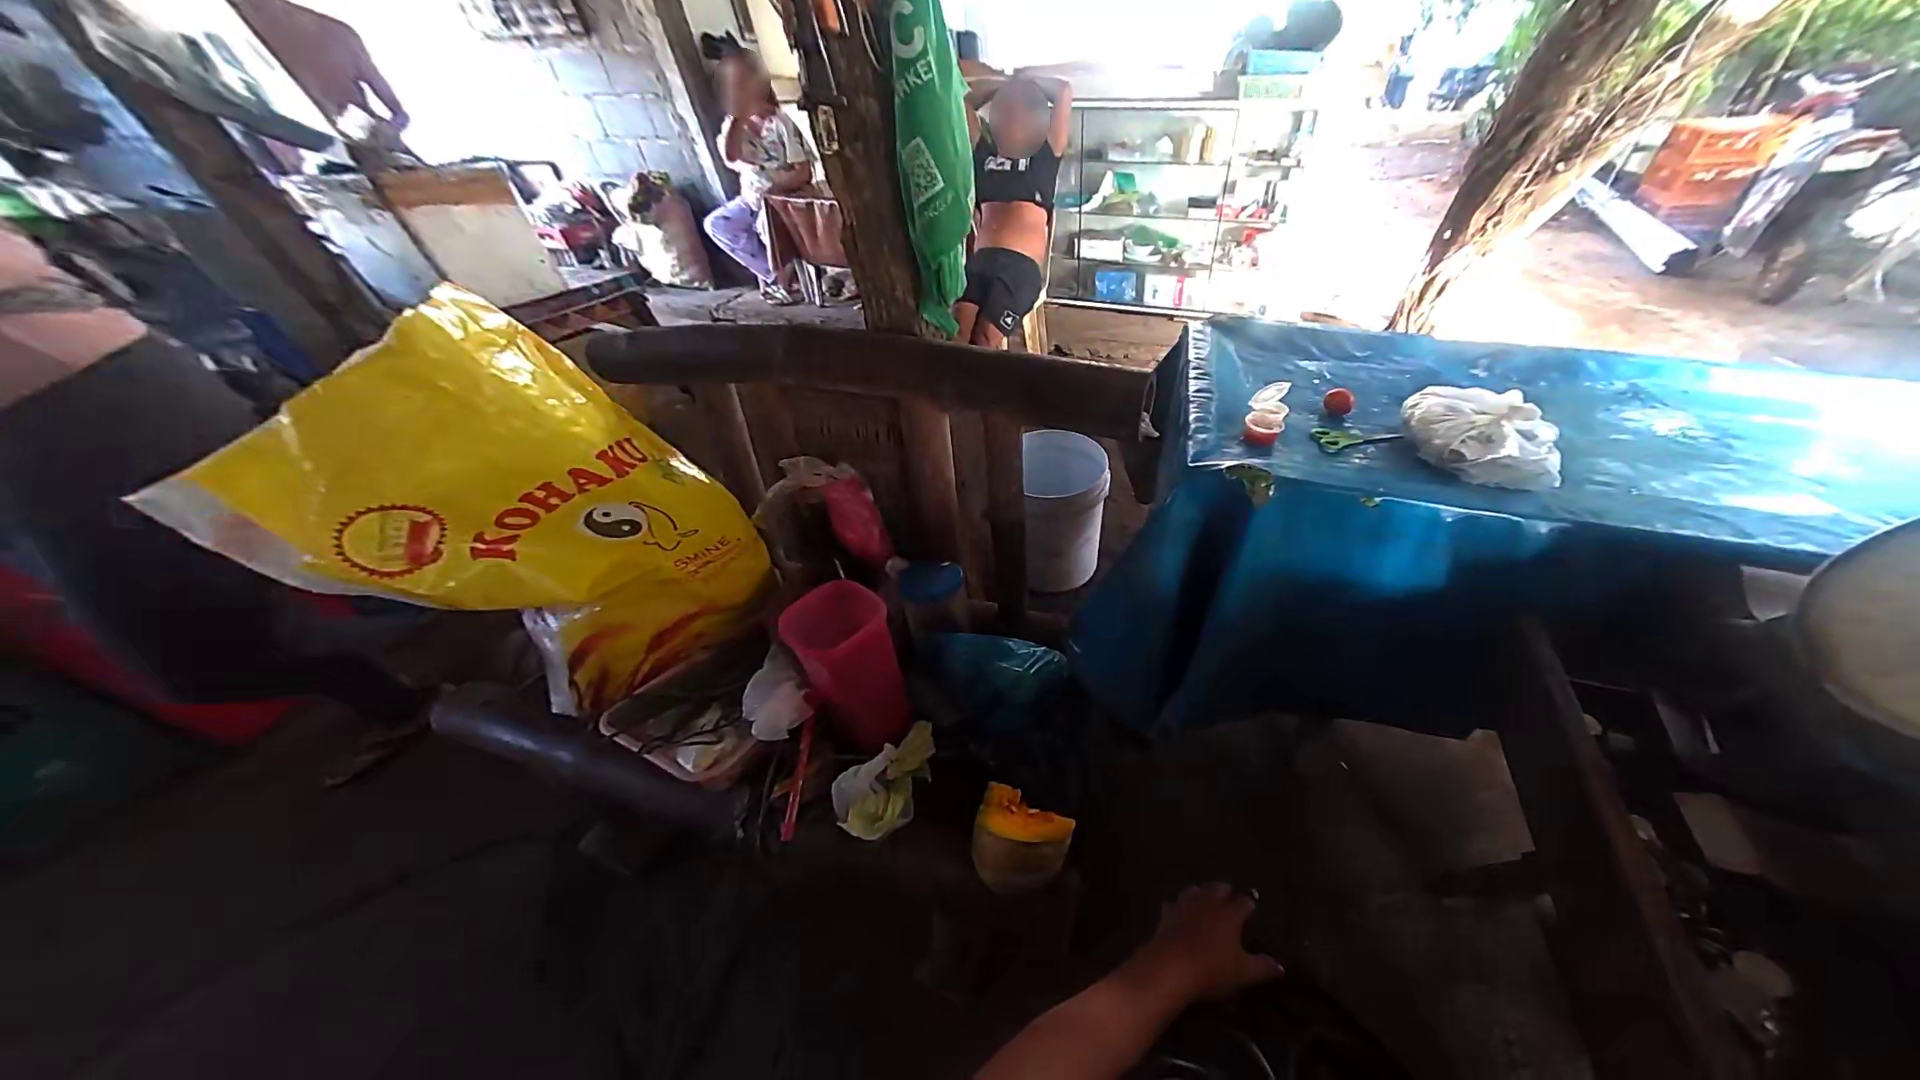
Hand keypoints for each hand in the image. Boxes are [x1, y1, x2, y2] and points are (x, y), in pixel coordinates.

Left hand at [1124, 883, 1282, 1002]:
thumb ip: (1263, 967)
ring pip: (1195, 890)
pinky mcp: (1167, 911)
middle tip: (1230, 894)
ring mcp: (1184, 903)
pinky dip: (1179, 904)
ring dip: (1201, 892)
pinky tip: (1179, 908)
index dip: (1249, 904)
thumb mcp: (1243, 972)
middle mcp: (1207, 902)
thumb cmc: (1212, 968)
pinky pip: (1174, 902)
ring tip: (1205, 896)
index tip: (1252, 907)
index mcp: (1229, 913)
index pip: (1243, 902)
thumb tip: (1281, 967)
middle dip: (1225, 890)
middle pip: (1218, 888)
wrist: (1171, 965)